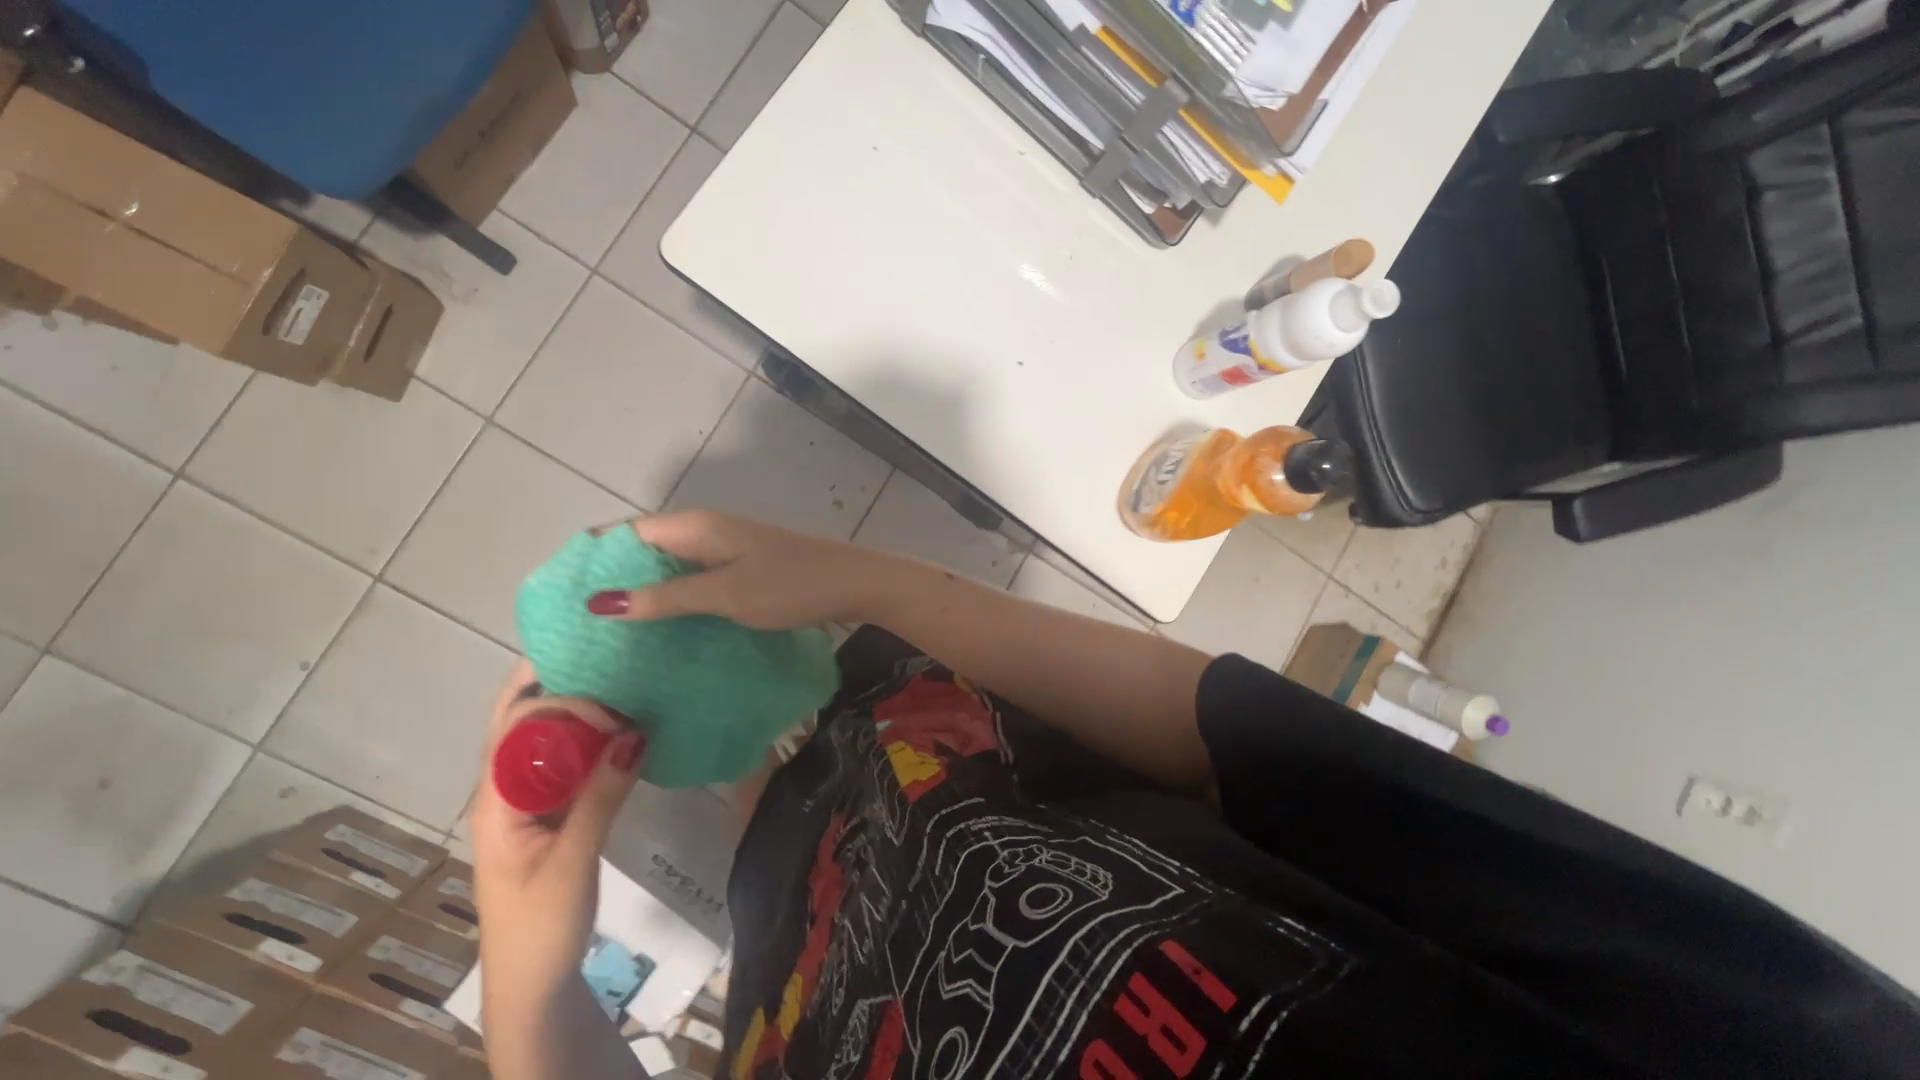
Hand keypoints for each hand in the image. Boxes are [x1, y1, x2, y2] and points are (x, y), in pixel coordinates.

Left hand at [468, 660, 644, 1006]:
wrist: (533, 985)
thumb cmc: (541, 926)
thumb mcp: (572, 862)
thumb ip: (601, 796)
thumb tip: (636, 732)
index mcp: (496, 798)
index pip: (517, 724)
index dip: (563, 702)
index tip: (615, 712)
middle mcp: (506, 788)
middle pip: (521, 718)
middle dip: (558, 683)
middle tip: (610, 660)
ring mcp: (528, 799)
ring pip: (545, 736)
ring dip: (579, 708)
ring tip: (624, 684)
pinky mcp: (552, 812)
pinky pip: (567, 760)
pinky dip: (593, 738)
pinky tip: (626, 730)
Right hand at [585, 511, 905, 629]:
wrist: (853, 584)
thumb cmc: (789, 586)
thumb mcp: (724, 595)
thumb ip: (666, 598)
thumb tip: (599, 601)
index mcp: (695, 528)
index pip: (628, 534)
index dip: (593, 558)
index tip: (560, 592)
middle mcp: (705, 532)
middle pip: (645, 550)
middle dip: (614, 580)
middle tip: (580, 623)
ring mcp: (725, 550)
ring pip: (670, 568)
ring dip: (643, 593)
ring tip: (609, 633)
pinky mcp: (741, 570)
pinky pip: (693, 581)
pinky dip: (673, 600)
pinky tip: (662, 631)